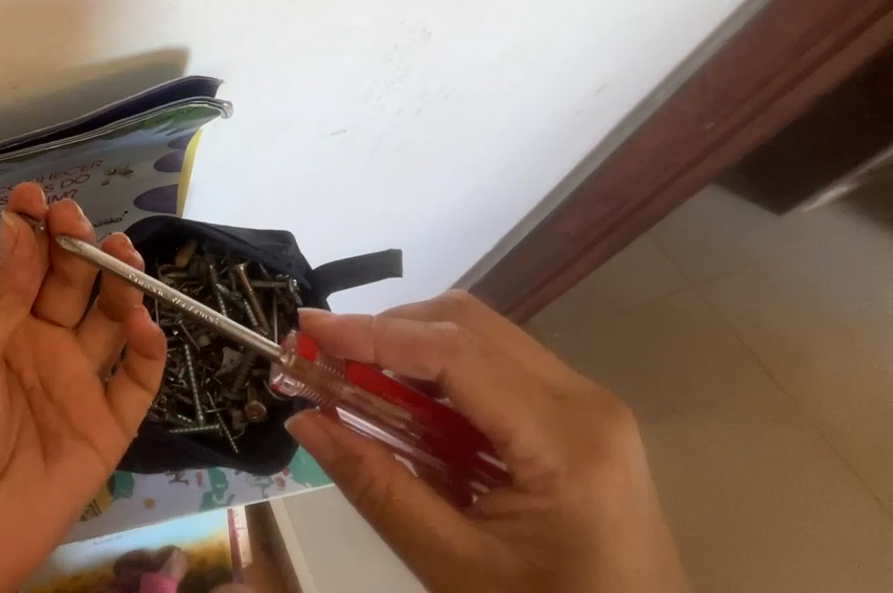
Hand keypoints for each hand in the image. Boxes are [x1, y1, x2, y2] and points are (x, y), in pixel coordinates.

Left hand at [0, 184, 166, 592]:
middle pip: (72, 285)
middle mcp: (42, 346)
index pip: (26, 265)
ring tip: (124, 255)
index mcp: (0, 327)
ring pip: (111, 323)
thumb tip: (20, 224)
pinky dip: (150, 353)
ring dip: (121, 287)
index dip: (34, 230)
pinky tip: (146, 324)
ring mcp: (77, 385)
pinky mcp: (105, 429)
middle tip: (80, 221)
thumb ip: (0, 298)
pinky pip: (137, 384)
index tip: (37, 197)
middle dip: (79, 247)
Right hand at [285, 291, 687, 592]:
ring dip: (412, 349)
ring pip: (480, 336)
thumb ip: (376, 486)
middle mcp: (585, 401)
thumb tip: (303, 420)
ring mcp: (589, 406)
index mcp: (565, 441)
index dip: (371, 333)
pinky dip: (441, 375)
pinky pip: (497, 366)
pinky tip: (411, 414)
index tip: (306, 328)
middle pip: (466, 324)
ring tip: (360, 387)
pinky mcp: (582, 418)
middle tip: (327, 362)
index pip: (451, 352)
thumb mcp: (455, 568)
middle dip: (387, 332)